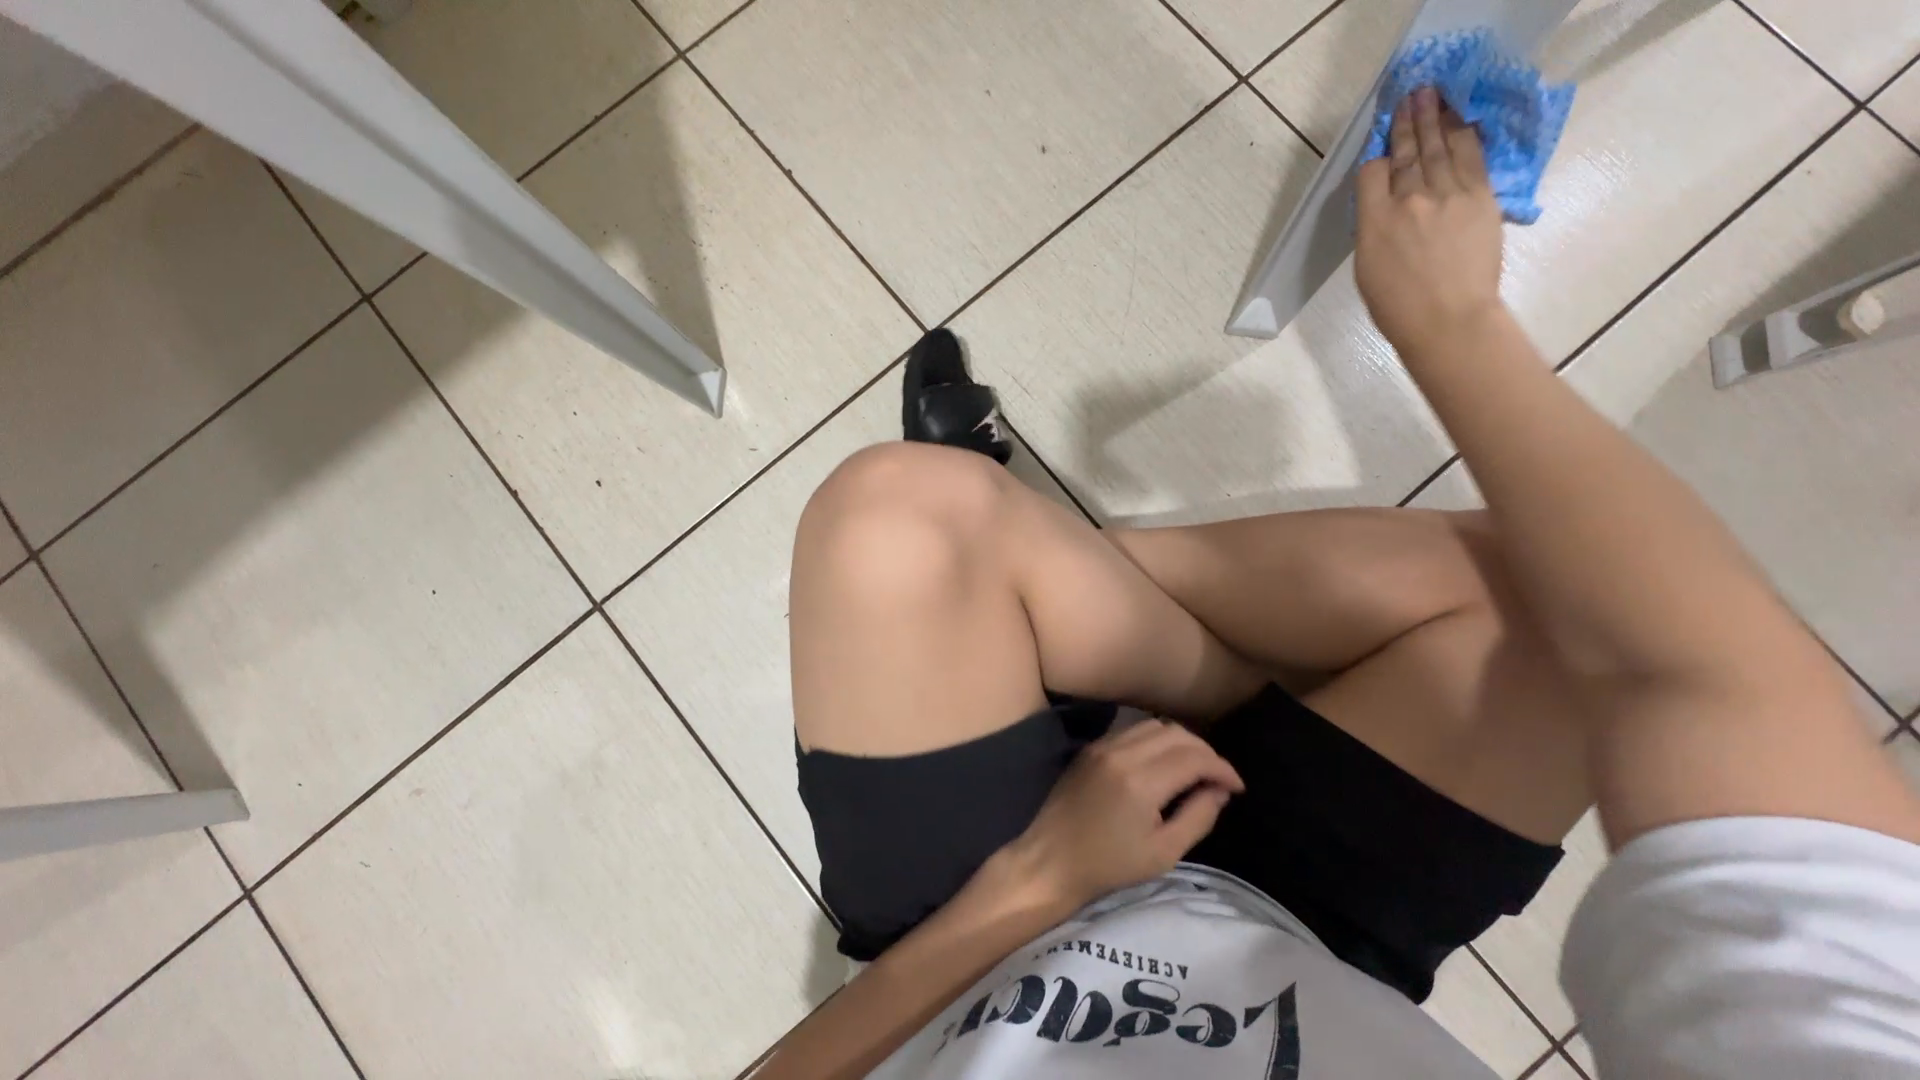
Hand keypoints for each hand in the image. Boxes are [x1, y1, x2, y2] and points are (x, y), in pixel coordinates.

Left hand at [1002, 719, 1244, 910]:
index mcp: (1141, 781)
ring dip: (1181, 743)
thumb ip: (1198, 817)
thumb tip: (1219, 790)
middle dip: (1205, 752)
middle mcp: (1122, 753)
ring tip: (1195, 770)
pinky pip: (1132, 732)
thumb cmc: (1109, 865)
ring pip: (1154, 726)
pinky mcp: (1090, 749)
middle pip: (1177, 733)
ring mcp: (1102, 746)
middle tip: (1218, 779)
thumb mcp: (1164, 853)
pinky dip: (1156, 741)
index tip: (1236, 788)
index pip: (1195, 757)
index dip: (1223, 769)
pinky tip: (1163, 765)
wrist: (1051, 860)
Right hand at [1355, 86, 1506, 355]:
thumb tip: (1384, 206)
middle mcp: (1410, 200)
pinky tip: (1461, 122)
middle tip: (1411, 96)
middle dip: (1408, 122)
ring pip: (1439, 147)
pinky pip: (1471, 157)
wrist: (1449, 321)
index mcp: (1375, 222)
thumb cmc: (1398, 308)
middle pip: (1408, 152)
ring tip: (1432, 96)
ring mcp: (1448, 196)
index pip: (1373, 173)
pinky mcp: (1481, 198)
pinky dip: (1465, 136)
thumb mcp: (1367, 269)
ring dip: (1435, 118)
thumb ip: (1374, 230)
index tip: (1382, 147)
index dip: (1377, 157)